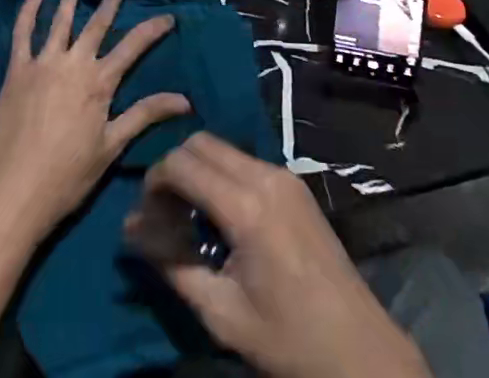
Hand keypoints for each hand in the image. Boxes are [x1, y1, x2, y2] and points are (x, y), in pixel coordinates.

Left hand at [0, 0, 189, 246]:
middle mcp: (73, 64)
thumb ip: (145, 115)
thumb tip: (186, 99)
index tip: (169, 17)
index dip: (153, 29)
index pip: (133, 46)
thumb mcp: (112, 146)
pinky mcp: (15, 72)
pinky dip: (29, 11)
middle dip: (112, 2)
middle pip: (97, 25)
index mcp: (99, 83)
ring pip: (60, 22)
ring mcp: (41, 64)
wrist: (11, 193)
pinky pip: (22, 34)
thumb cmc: (67, 175)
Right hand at [125, 134, 430, 377]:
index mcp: (247, 207)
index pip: (182, 163)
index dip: (153, 182)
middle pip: (201, 142)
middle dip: (173, 169)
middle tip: (162, 214)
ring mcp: (285, 175)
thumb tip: (131, 229)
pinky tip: (218, 216)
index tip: (144, 217)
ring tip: (187, 217)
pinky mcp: (295, 184)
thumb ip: (172, 264)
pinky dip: (221, 175)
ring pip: (224, 148)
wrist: (358, 346)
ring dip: (197, 170)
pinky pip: (245, 162)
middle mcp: (267, 176)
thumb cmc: (287, 337)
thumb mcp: (221, 312)